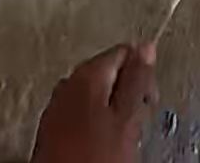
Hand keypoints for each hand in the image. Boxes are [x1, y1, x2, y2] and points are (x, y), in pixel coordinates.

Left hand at [30, 43, 158, 162]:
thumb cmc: (95, 157)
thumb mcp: (126, 119)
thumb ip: (138, 79)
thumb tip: (146, 47)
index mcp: (88, 72)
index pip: (125, 52)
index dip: (143, 74)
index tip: (149, 101)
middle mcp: (69, 82)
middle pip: (108, 72)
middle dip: (126, 92)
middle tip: (136, 122)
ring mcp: (56, 106)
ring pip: (94, 95)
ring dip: (110, 110)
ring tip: (119, 137)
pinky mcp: (50, 130)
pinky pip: (80, 115)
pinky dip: (93, 124)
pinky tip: (98, 144)